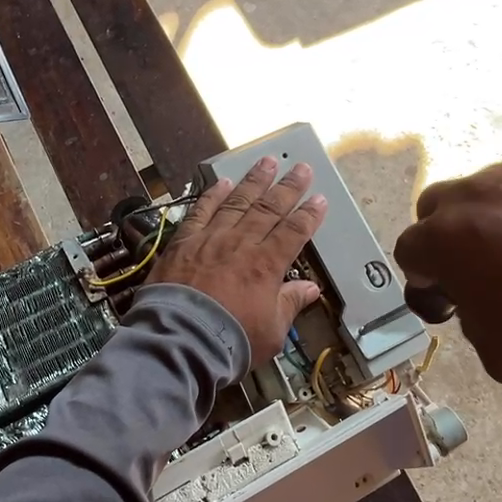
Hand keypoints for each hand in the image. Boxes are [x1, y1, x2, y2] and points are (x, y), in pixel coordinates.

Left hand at [148, 156, 327, 364]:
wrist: (182, 338)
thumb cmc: (231, 340)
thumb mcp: (271, 331)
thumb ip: (289, 304)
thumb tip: (310, 289)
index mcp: (267, 265)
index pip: (294, 232)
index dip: (309, 215)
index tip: (320, 199)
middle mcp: (241, 243)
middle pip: (269, 209)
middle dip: (288, 187)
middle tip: (301, 168)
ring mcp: (211, 238)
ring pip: (237, 202)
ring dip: (254, 181)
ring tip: (267, 161)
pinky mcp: (184, 241)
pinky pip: (201, 211)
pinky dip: (212, 195)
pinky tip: (222, 182)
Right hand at [393, 159, 501, 384]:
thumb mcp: (496, 354)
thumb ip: (468, 321)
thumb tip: (474, 302)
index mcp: (444, 240)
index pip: (410, 252)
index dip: (425, 279)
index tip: (451, 300)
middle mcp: (472, 195)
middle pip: (438, 208)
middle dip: (448, 236)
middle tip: (480, 268)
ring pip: (487, 193)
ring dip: (494, 219)